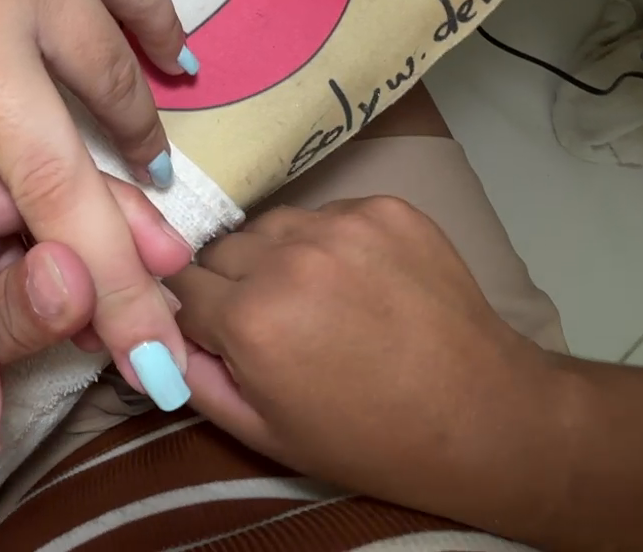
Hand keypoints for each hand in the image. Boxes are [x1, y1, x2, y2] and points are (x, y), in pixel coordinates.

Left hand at [0, 166, 192, 551]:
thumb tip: (79, 267)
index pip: (14, 187)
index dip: (87, 210)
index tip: (153, 249)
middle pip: (44, 213)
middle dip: (113, 239)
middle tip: (174, 269)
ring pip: (59, 256)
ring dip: (113, 281)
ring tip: (164, 312)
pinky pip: (57, 304)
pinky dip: (94, 315)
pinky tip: (121, 334)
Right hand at [165, 197, 561, 512]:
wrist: (485, 418)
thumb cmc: (367, 436)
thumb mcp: (264, 431)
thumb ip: (194, 378)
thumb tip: (157, 334)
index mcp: (250, 318)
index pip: (179, 284)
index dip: (196, 310)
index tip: (219, 327)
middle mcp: (286, 257)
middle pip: (222, 250)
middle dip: (234, 282)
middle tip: (275, 319)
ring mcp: (339, 224)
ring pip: (271, 226)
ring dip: (278, 256)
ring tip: (320, 296)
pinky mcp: (382, 207)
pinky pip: (325, 213)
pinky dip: (330, 242)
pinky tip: (360, 278)